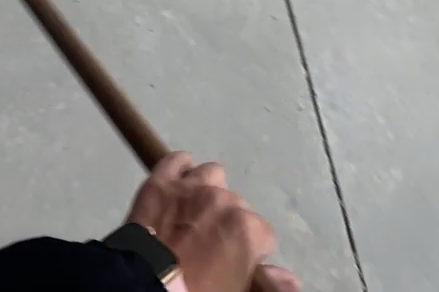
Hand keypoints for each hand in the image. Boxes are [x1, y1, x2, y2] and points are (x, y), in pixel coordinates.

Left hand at [124, 151, 300, 291]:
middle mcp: (222, 199)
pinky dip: (181, 167)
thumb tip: (291, 279)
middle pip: (236, 205)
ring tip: (198, 212)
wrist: (147, 287)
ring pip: (211, 174)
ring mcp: (189, 185)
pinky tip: (181, 179)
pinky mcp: (160, 180)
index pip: (263, 234)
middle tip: (213, 244)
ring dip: (209, 189)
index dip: (251, 250)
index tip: (238, 262)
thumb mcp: (238, 291)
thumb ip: (269, 284)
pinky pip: (177, 160)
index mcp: (246, 228)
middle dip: (229, 222)